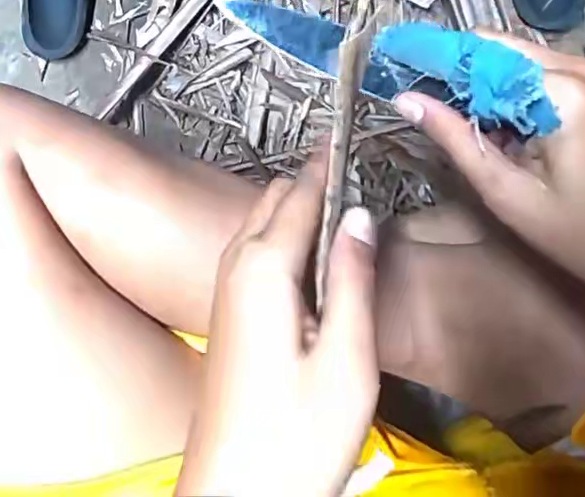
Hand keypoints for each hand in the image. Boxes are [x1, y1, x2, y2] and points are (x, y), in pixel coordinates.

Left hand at [177, 156, 379, 496]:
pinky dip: (283, 233)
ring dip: (295, 205)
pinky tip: (310, 257)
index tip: (346, 141)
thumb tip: (359, 218)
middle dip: (310, 179)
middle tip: (350, 171)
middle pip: (275, 198)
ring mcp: (225, 287)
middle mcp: (236, 267)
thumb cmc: (290, 442)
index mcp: (263, 268)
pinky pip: (255, 247)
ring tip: (339, 207)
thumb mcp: (345, 360)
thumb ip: (352, 279)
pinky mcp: (227, 311)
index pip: (300, 193)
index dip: (326, 165)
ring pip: (262, 220)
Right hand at [394, 35, 584, 284]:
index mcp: (563, 90)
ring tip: (452, 115)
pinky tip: (496, 123)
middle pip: (499, 49)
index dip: (435, 56)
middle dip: (458, 70)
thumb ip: (455, 138)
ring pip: (518, 60)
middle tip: (419, 97)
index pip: (481, 51)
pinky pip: (541, 75)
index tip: (396, 60)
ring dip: (484, 82)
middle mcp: (584, 68)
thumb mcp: (509, 193)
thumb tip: (405, 98)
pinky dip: (511, 91)